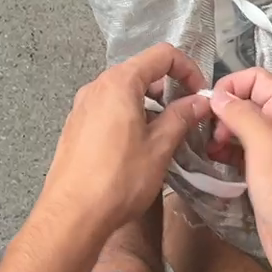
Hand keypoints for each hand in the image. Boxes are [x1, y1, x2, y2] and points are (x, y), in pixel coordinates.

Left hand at [37, 43, 208, 242]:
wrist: (70, 217)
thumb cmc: (119, 179)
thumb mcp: (159, 147)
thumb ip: (182, 116)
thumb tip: (200, 101)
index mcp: (119, 83)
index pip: (162, 55)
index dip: (188, 69)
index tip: (200, 95)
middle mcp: (97, 86)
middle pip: (142, 71)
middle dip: (170, 88)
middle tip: (187, 116)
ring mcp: (82, 106)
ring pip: (125, 91)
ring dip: (151, 104)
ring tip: (166, 134)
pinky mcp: (75, 126)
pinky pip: (109, 109)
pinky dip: (130, 116)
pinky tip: (138, 146)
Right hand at [207, 68, 271, 271]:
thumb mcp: (264, 145)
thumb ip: (241, 114)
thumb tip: (218, 96)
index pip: (256, 79)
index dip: (231, 86)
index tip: (210, 106)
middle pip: (246, 101)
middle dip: (223, 111)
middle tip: (209, 133)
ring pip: (241, 125)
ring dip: (221, 132)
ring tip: (209, 149)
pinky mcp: (264, 170)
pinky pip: (240, 149)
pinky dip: (226, 150)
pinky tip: (215, 160)